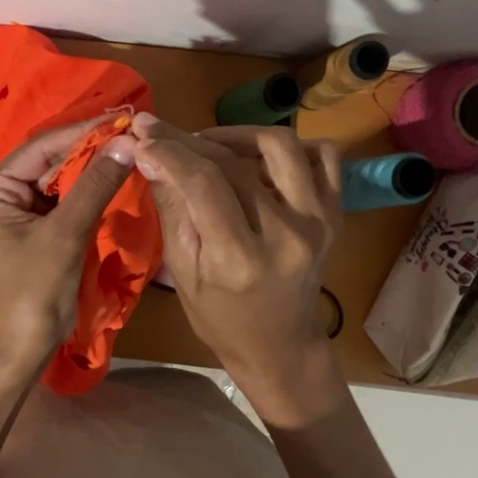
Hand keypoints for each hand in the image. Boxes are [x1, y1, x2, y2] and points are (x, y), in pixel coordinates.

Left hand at [0, 119, 135, 376]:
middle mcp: (0, 191)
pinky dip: (89, 189)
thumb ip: (95, 185)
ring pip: (61, 176)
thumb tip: (127, 142)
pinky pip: (65, 197)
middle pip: (51, 158)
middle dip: (91, 148)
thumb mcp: (67, 234)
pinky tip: (116, 175)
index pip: (42, 147)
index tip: (125, 119)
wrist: (28, 344)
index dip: (84, 132)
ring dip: (93, 167)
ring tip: (131, 148)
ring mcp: (17, 209)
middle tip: (134, 132)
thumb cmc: (37, 290)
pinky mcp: (36, 225)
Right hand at [130, 115, 343, 423]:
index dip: (169, 150)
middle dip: (189, 140)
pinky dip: (289, 146)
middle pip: (233, 162)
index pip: (203, 183)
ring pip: (279, 146)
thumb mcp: (183, 273)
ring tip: (208, 143)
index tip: (142, 133)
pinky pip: (322, 156)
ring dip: (237, 134)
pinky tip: (256, 157)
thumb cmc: (220, 318)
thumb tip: (150, 155)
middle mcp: (285, 234)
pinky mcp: (335, 214)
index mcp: (239, 258)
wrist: (279, 345)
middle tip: (161, 133)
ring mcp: (318, 221)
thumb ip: (172, 210)